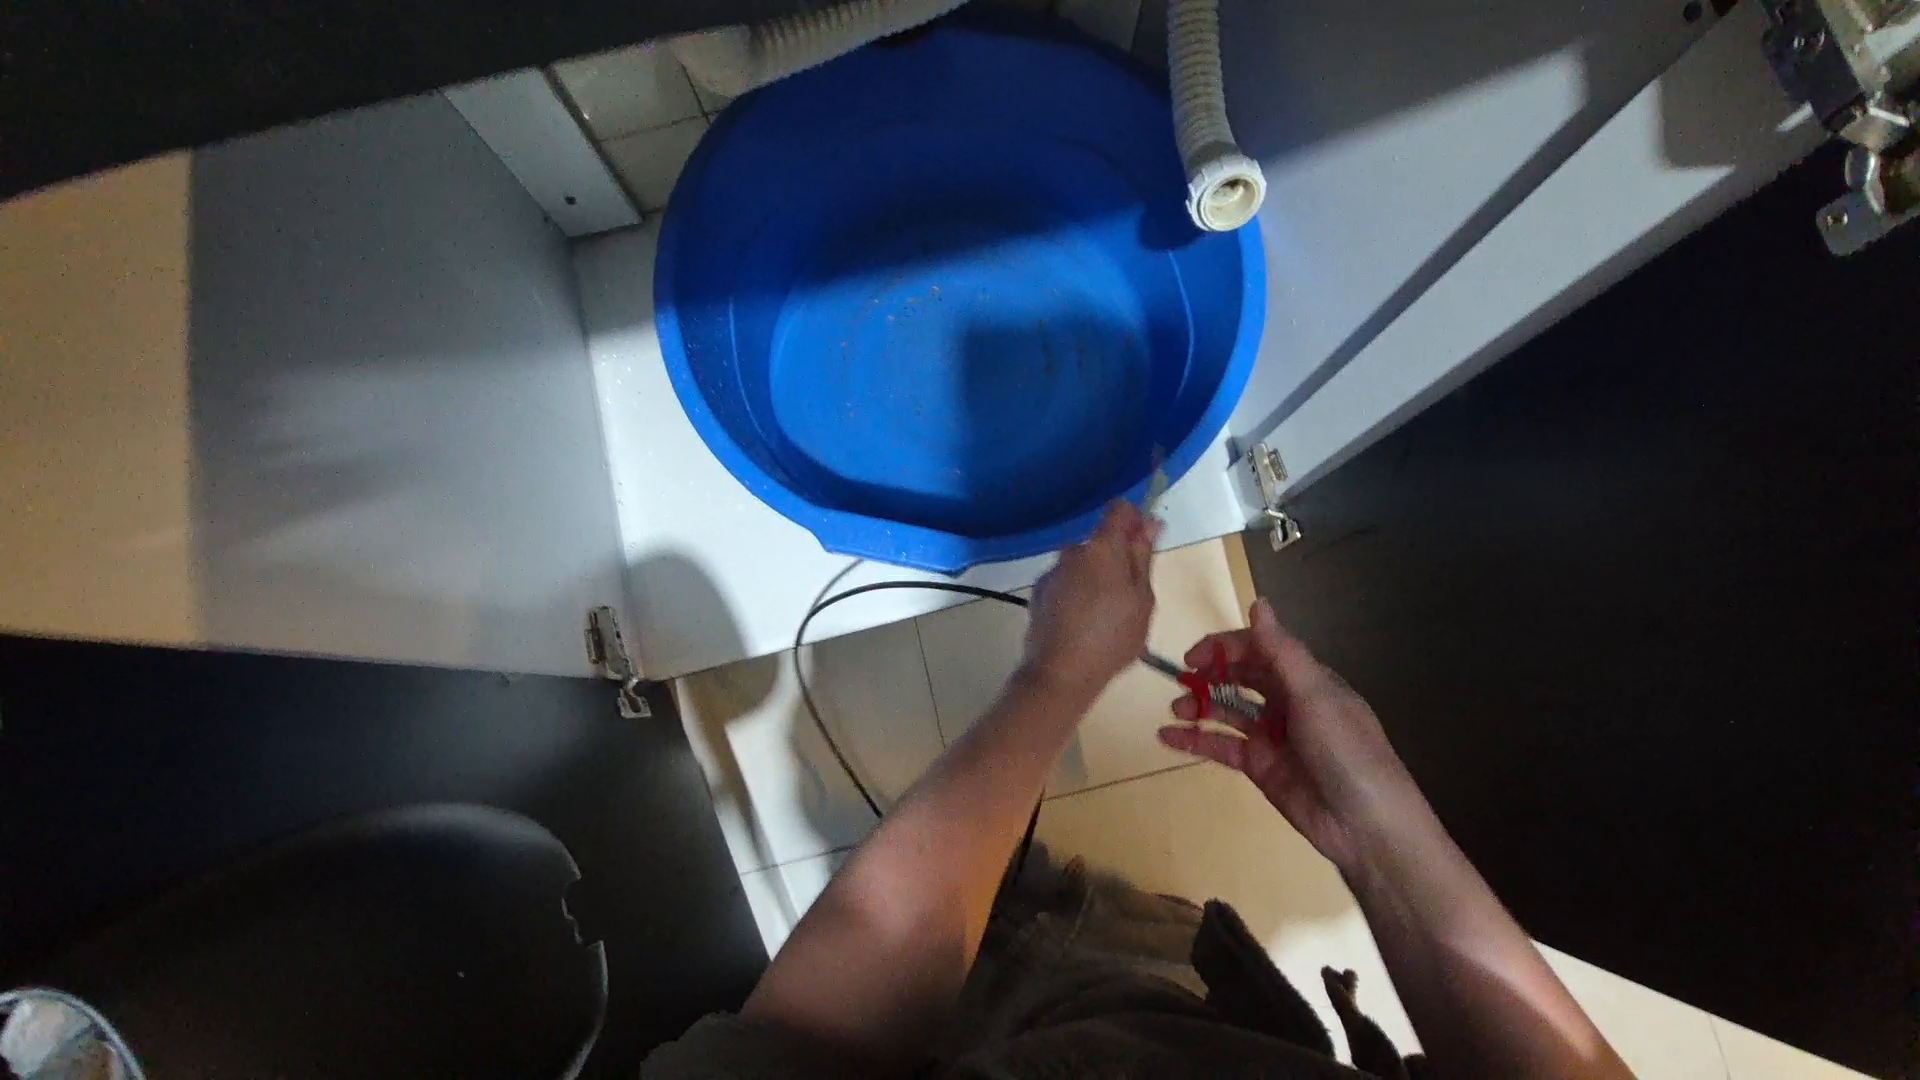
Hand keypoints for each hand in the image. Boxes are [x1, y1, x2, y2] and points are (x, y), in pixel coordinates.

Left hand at [1020, 501, 1161, 699]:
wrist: (1059, 673)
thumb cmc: (1112, 638)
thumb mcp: (1142, 600)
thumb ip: (1143, 557)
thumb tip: (1149, 522)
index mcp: (1102, 548)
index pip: (1119, 509)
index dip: (1134, 521)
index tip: (1142, 546)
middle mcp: (1072, 551)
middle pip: (1100, 541)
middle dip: (1116, 559)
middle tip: (1128, 597)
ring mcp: (1052, 571)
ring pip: (1082, 563)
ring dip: (1095, 577)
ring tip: (1103, 616)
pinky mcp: (1038, 592)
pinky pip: (1065, 581)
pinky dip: (1075, 593)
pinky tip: (1080, 623)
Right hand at [1158, 599, 1420, 871]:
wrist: (1368, 827)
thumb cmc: (1348, 752)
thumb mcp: (1315, 696)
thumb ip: (1281, 651)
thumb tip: (1258, 602)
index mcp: (1306, 679)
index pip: (1258, 649)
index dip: (1225, 647)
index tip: (1193, 656)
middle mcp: (1287, 702)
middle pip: (1239, 677)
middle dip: (1208, 674)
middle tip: (1180, 680)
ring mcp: (1271, 735)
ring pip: (1226, 710)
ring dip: (1198, 705)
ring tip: (1175, 711)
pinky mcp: (1259, 766)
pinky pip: (1221, 745)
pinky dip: (1194, 739)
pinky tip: (1167, 737)